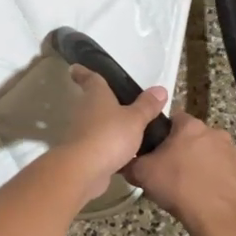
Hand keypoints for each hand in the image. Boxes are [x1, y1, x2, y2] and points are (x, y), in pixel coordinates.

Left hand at [56, 66, 167, 185]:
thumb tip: (160, 89)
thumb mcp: (135, 119)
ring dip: (107, 124)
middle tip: (120, 100)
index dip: (84, 72)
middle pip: (92, 100)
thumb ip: (147, 106)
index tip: (76, 67)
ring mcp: (81, 131)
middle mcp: (85, 109)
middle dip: (103, 100)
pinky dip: (109, 145)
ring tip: (127, 127)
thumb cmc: (110, 135)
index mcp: (96, 95)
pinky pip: (99, 143)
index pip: (90, 78)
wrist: (85, 168)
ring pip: (96, 122)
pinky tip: (125, 152)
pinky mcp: (83, 151)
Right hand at [126, 112, 235, 229]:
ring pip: (214, 155)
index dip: (164, 134)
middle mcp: (216, 134)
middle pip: (196, 138)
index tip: (158, 150)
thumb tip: (125, 163)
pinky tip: (210, 199)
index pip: (175, 119)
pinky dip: (220, 183)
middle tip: (172, 171)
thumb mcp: (143, 174)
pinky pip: (229, 175)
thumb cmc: (178, 187)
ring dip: (204, 166)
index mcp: (190, 127)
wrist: (219, 218)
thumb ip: (131, 163)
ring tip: (192, 188)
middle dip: (185, 150)